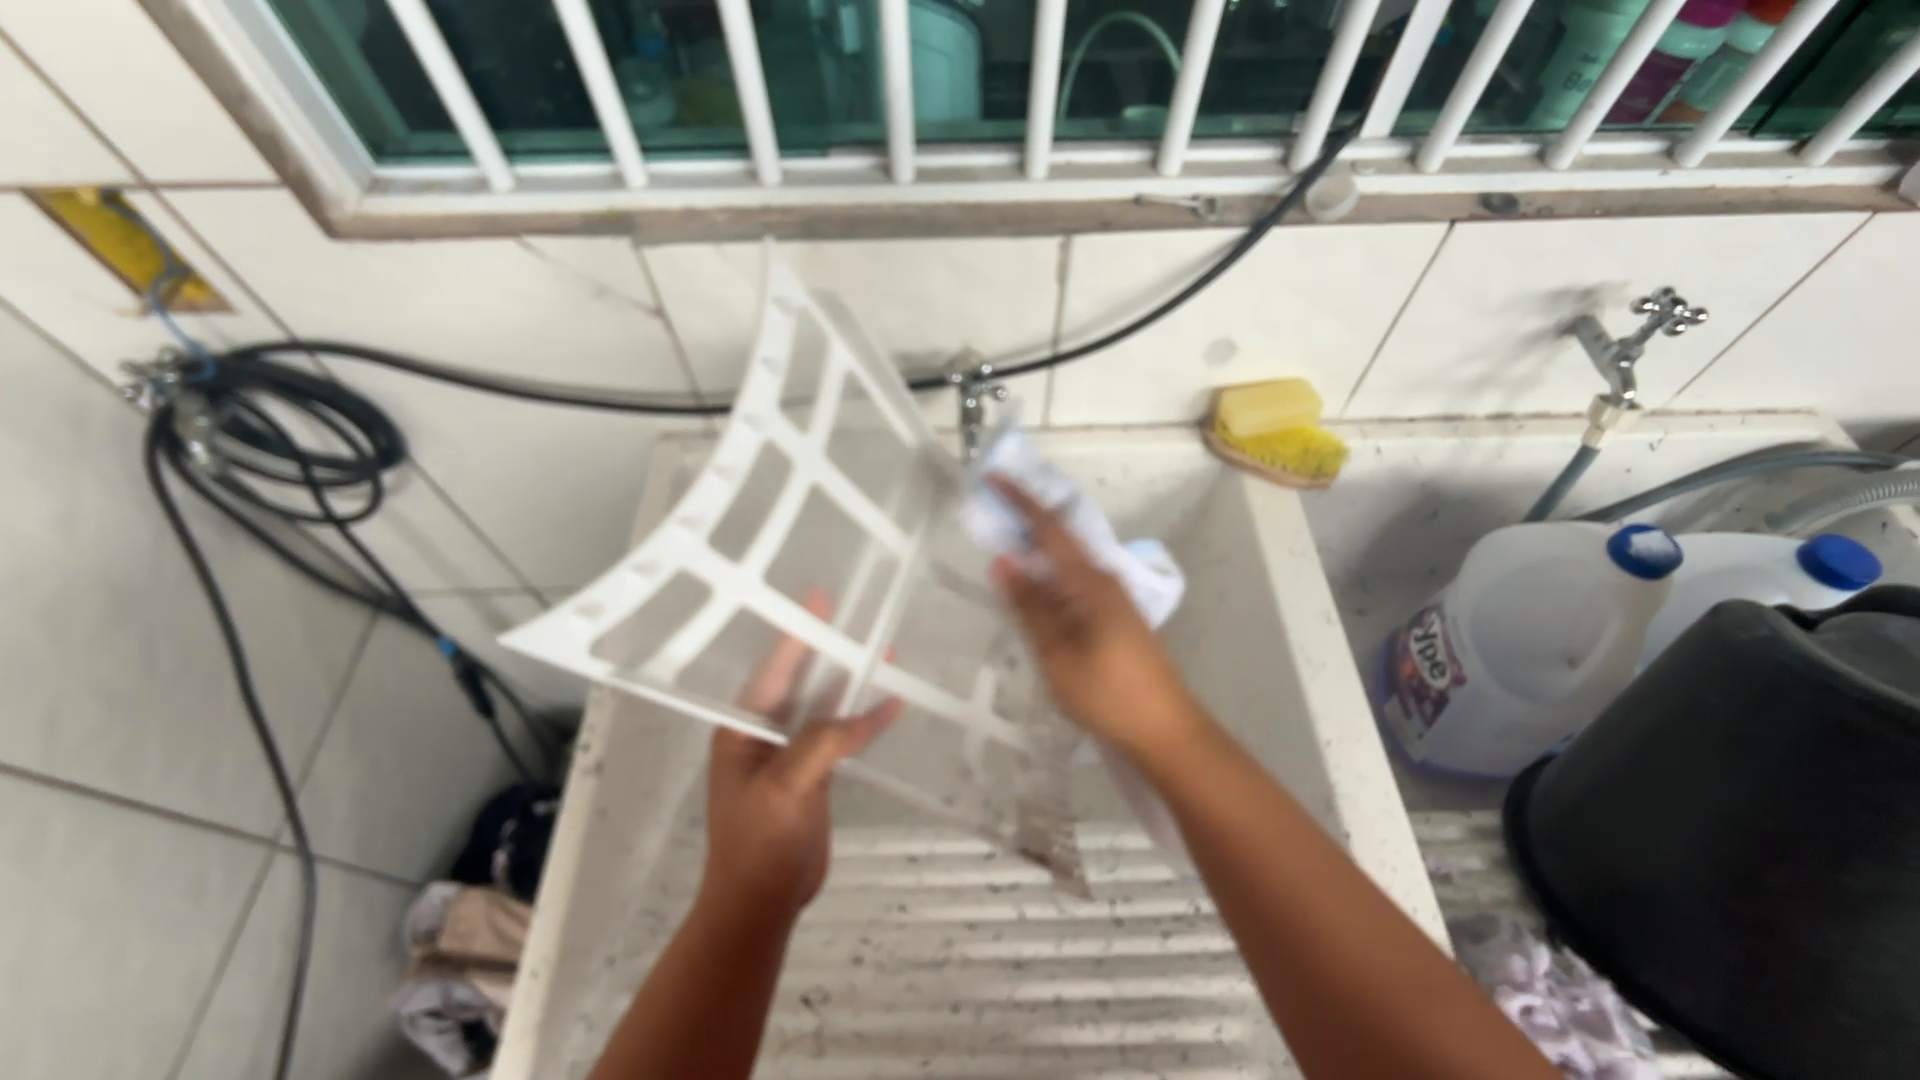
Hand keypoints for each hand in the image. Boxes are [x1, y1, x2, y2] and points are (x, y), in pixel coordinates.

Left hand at [700, 591, 900, 922]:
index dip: (797, 635)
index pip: (773, 671)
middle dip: (829, 652)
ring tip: (885, 651)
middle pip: (801, 682)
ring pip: (824, 707)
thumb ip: (821, 743)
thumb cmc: (760, 841)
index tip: (819, 598)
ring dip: (851, 684)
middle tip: (860, 618)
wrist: (762, 900)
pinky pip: (840, 737)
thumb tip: (861, 715)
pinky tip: (892, 705)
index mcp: (743, 729)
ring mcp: (790, 755)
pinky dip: (864, 723)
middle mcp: (764, 734)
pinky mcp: (813, 775)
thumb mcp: (786, 786)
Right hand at [987, 477, 1208, 760]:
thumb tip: (1005, 560)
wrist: (1166, 731)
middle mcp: (1104, 581)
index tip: (994, 478)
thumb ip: (1031, 606)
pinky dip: (1050, 575)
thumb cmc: (1108, 694)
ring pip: (1068, 563)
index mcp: (1089, 583)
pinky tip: (1034, 590)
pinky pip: (1075, 583)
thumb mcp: (1058, 654)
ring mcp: (1113, 600)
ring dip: (1038, 549)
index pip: (1051, 528)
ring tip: (1004, 545)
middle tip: (990, 511)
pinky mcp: (1115, 619)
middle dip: (1027, 520)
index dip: (1021, 501)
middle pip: (1061, 539)